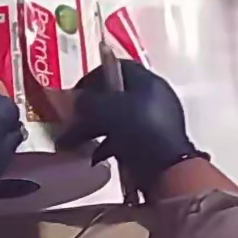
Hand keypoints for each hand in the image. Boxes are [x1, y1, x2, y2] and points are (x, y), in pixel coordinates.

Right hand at [57, 59, 205, 194]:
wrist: (166, 171)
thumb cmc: (138, 131)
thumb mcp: (107, 110)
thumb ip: (86, 102)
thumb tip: (71, 99)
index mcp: (148, 81)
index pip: (116, 67)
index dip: (92, 77)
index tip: (75, 93)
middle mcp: (154, 97)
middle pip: (115, 95)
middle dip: (90, 108)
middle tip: (73, 120)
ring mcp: (155, 122)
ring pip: (118, 119)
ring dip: (95, 129)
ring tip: (77, 142)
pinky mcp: (154, 145)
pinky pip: (125, 139)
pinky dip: (107, 145)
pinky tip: (95, 156)